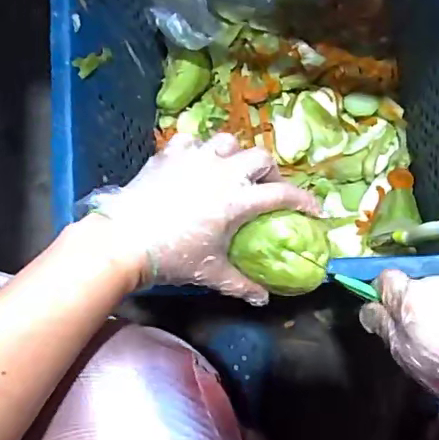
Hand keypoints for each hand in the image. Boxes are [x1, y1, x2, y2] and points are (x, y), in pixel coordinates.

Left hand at [91, 132, 319, 304]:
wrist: (123, 241)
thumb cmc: (173, 258)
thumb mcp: (212, 274)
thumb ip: (242, 285)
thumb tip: (262, 299)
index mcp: (239, 200)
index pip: (284, 194)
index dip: (305, 200)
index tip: (315, 210)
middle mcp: (223, 171)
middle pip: (261, 158)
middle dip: (271, 172)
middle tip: (267, 189)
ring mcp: (195, 158)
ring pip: (228, 141)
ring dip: (236, 154)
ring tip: (232, 171)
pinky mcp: (169, 154)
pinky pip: (192, 140)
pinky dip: (200, 149)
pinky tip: (196, 163)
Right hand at [358, 269, 438, 405]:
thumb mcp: (403, 352)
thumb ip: (383, 326)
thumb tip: (367, 307)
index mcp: (409, 296)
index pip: (385, 278)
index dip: (382, 293)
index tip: (386, 313)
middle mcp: (436, 283)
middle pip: (416, 287)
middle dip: (415, 305)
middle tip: (422, 337)